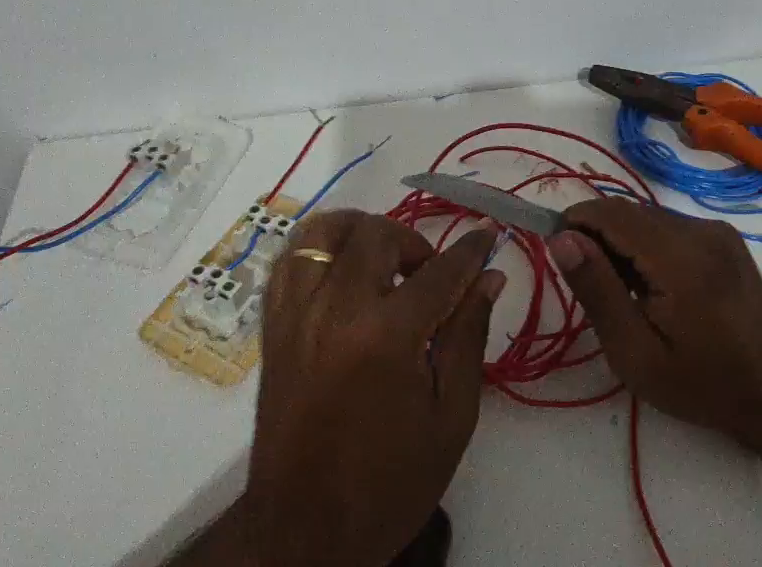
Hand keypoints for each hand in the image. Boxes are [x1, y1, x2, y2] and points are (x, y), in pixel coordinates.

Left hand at [240, 210, 504, 566]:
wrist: (306, 527)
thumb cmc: (391, 480)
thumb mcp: (450, 416)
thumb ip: (468, 335)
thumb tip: (490, 277)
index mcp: (386, 336)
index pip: (438, 271)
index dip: (469, 250)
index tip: (486, 235)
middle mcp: (334, 310)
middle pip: (375, 236)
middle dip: (413, 242)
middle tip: (430, 274)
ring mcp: (295, 314)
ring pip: (321, 233)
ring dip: (359, 233)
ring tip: (382, 262)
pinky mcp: (272, 327)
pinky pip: (290, 262)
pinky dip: (320, 252)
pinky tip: (343, 275)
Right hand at [546, 198, 761, 454]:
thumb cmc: (702, 383)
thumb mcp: (635, 353)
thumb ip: (597, 290)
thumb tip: (561, 238)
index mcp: (679, 257)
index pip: (609, 212)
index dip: (574, 224)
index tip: (556, 254)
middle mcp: (700, 230)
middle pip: (627, 210)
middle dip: (596, 236)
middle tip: (591, 286)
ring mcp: (716, 230)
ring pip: (646, 216)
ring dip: (621, 241)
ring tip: (623, 292)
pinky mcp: (724, 237)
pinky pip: (667, 226)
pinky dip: (646, 245)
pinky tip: (651, 286)